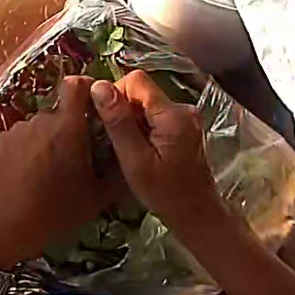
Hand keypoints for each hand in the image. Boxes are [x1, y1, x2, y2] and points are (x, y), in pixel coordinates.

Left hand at [0, 76, 123, 268]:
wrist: (5, 224)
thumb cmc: (56, 210)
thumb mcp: (97, 196)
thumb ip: (118, 170)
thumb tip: (131, 154)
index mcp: (67, 127)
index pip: (76, 85)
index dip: (86, 87)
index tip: (95, 101)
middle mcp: (40, 121)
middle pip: (61, 112)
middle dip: (72, 126)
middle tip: (80, 153)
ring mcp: (17, 130)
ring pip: (41, 126)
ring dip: (50, 138)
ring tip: (54, 168)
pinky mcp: (1, 141)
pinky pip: (23, 137)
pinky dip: (31, 147)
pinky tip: (32, 171)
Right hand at [90, 71, 228, 232]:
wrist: (196, 214)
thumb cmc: (164, 191)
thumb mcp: (134, 159)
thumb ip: (118, 122)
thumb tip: (98, 86)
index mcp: (172, 114)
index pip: (136, 80)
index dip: (115, 94)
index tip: (108, 121)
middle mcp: (182, 109)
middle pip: (140, 92)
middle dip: (122, 110)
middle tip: (118, 141)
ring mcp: (185, 118)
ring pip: (144, 104)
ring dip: (130, 121)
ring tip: (128, 148)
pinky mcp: (183, 127)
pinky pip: (153, 115)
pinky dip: (140, 128)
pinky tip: (139, 150)